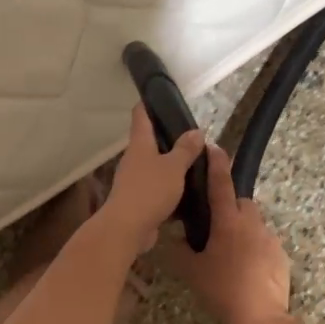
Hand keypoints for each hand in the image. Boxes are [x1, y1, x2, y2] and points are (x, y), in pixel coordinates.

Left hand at [97, 106, 205, 253]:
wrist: (127, 228)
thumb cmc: (149, 191)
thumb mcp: (174, 167)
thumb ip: (185, 149)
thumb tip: (196, 131)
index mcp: (140, 144)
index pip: (141, 115)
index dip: (149, 103)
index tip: (161, 95)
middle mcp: (134, 159)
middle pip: (150, 141)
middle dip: (170, 137)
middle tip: (194, 136)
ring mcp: (135, 180)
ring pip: (156, 167)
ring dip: (173, 165)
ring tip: (196, 163)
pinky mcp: (139, 200)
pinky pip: (158, 189)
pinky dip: (172, 188)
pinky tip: (189, 192)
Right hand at [157, 144, 291, 323]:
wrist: (260, 318)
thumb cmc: (222, 291)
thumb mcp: (192, 271)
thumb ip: (180, 250)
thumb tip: (175, 238)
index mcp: (228, 222)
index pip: (220, 184)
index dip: (216, 163)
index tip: (213, 146)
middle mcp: (252, 223)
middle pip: (241, 202)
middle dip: (229, 207)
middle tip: (214, 228)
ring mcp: (270, 239)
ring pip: (253, 224)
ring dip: (242, 230)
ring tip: (229, 254)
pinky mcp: (281, 255)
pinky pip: (264, 243)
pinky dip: (254, 249)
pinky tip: (245, 270)